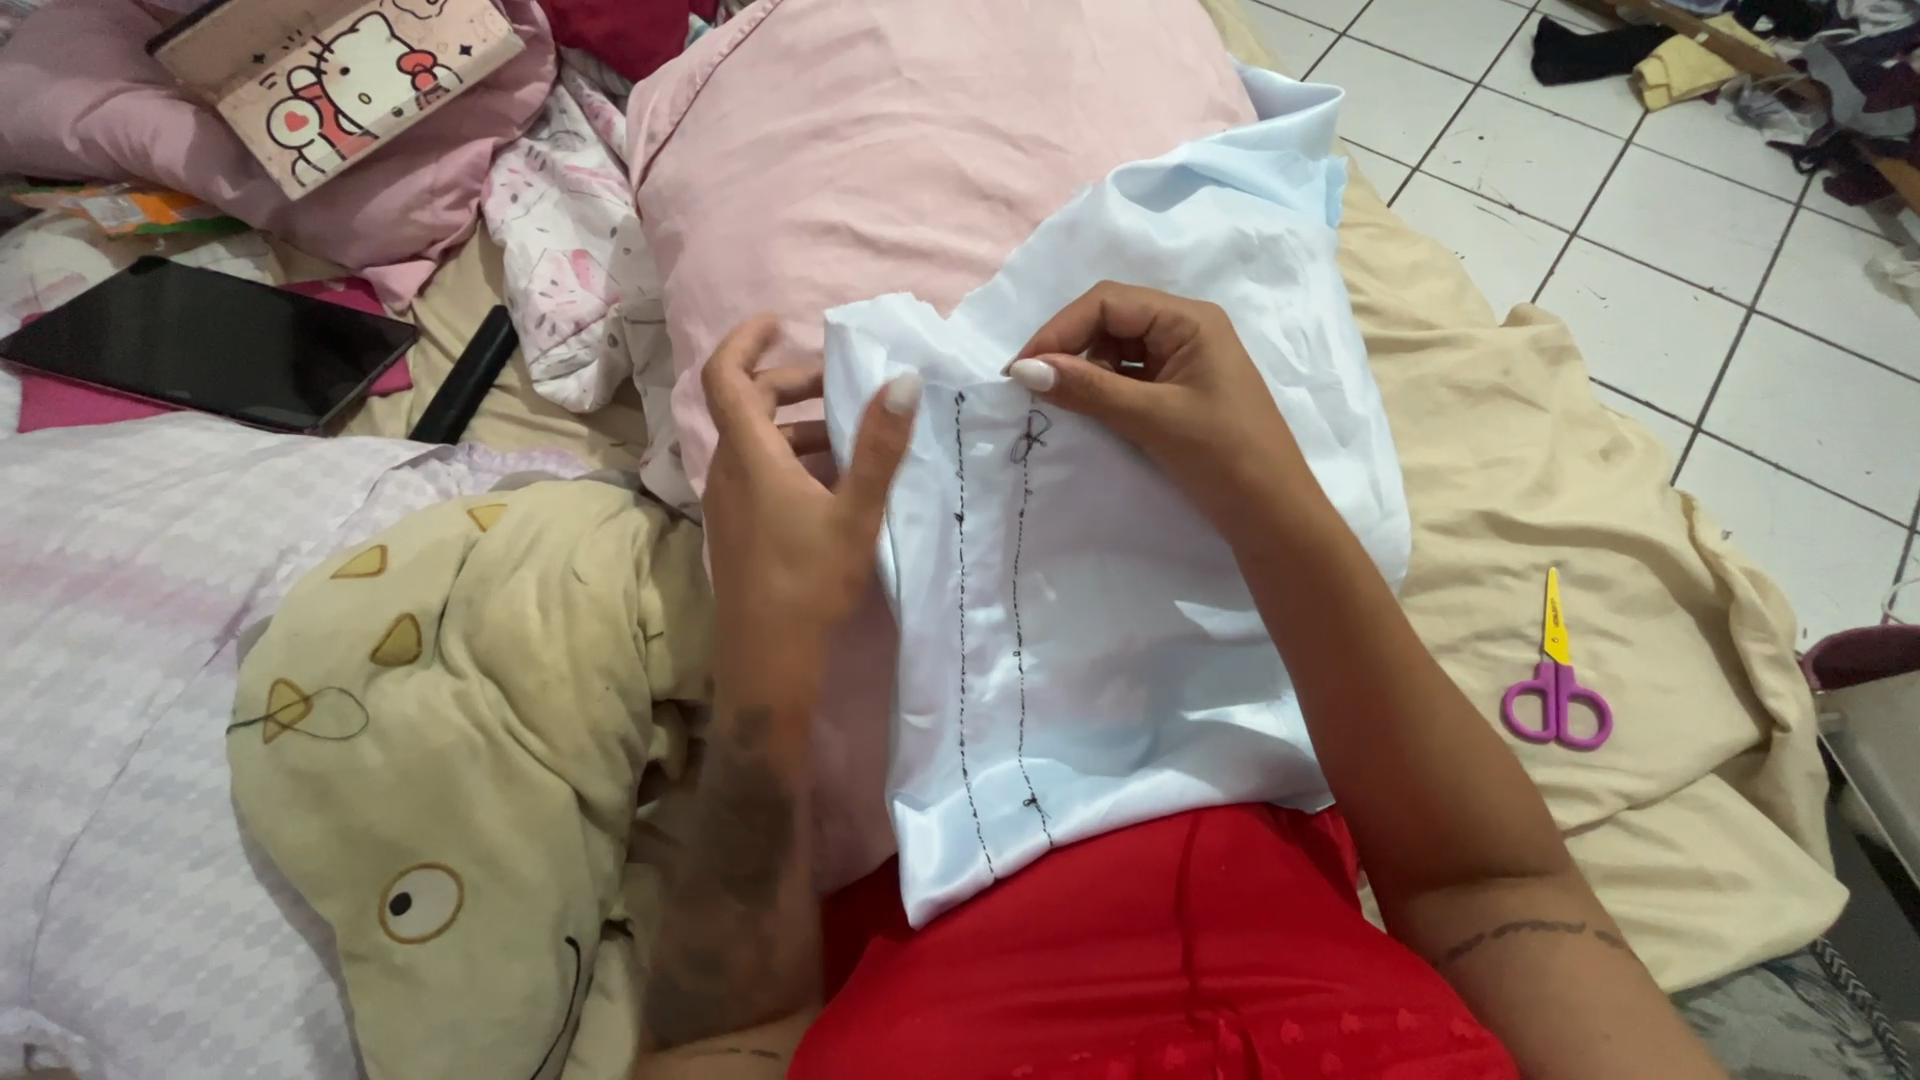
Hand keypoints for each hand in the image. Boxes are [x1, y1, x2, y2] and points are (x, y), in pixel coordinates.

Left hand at [701, 315, 920, 692]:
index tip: (783, 323)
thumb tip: (905, 381)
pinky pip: (760, 473)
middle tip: (841, 384)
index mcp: (750, 457)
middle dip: (792, 384)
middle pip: (748, 405)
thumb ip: (879, 447)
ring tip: (850, 434)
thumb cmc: (809, 583)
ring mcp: (730, 502)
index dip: (747, 340)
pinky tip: (836, 482)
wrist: (768, 659)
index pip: (727, 375)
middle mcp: (729, 471)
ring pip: (757, 442)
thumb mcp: (855, 512)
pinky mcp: (739, 528)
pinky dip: (793, 460)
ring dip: (798, 426)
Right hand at [1006, 281, 1322, 540]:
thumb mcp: (1151, 418)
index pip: (1109, 303)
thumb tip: (1023, 370)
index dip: (1060, 329)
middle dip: (1069, 347)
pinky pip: (1129, 378)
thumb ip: (1087, 389)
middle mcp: (1186, 331)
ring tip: (1058, 400)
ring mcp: (1184, 362)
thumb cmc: (1222, 455)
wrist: (1271, 513)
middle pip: (1111, 320)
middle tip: (1032, 385)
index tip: (1022, 369)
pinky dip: (1102, 389)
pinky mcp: (1178, 393)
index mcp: (1190, 321)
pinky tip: (1084, 409)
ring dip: (1084, 370)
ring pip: (1117, 350)